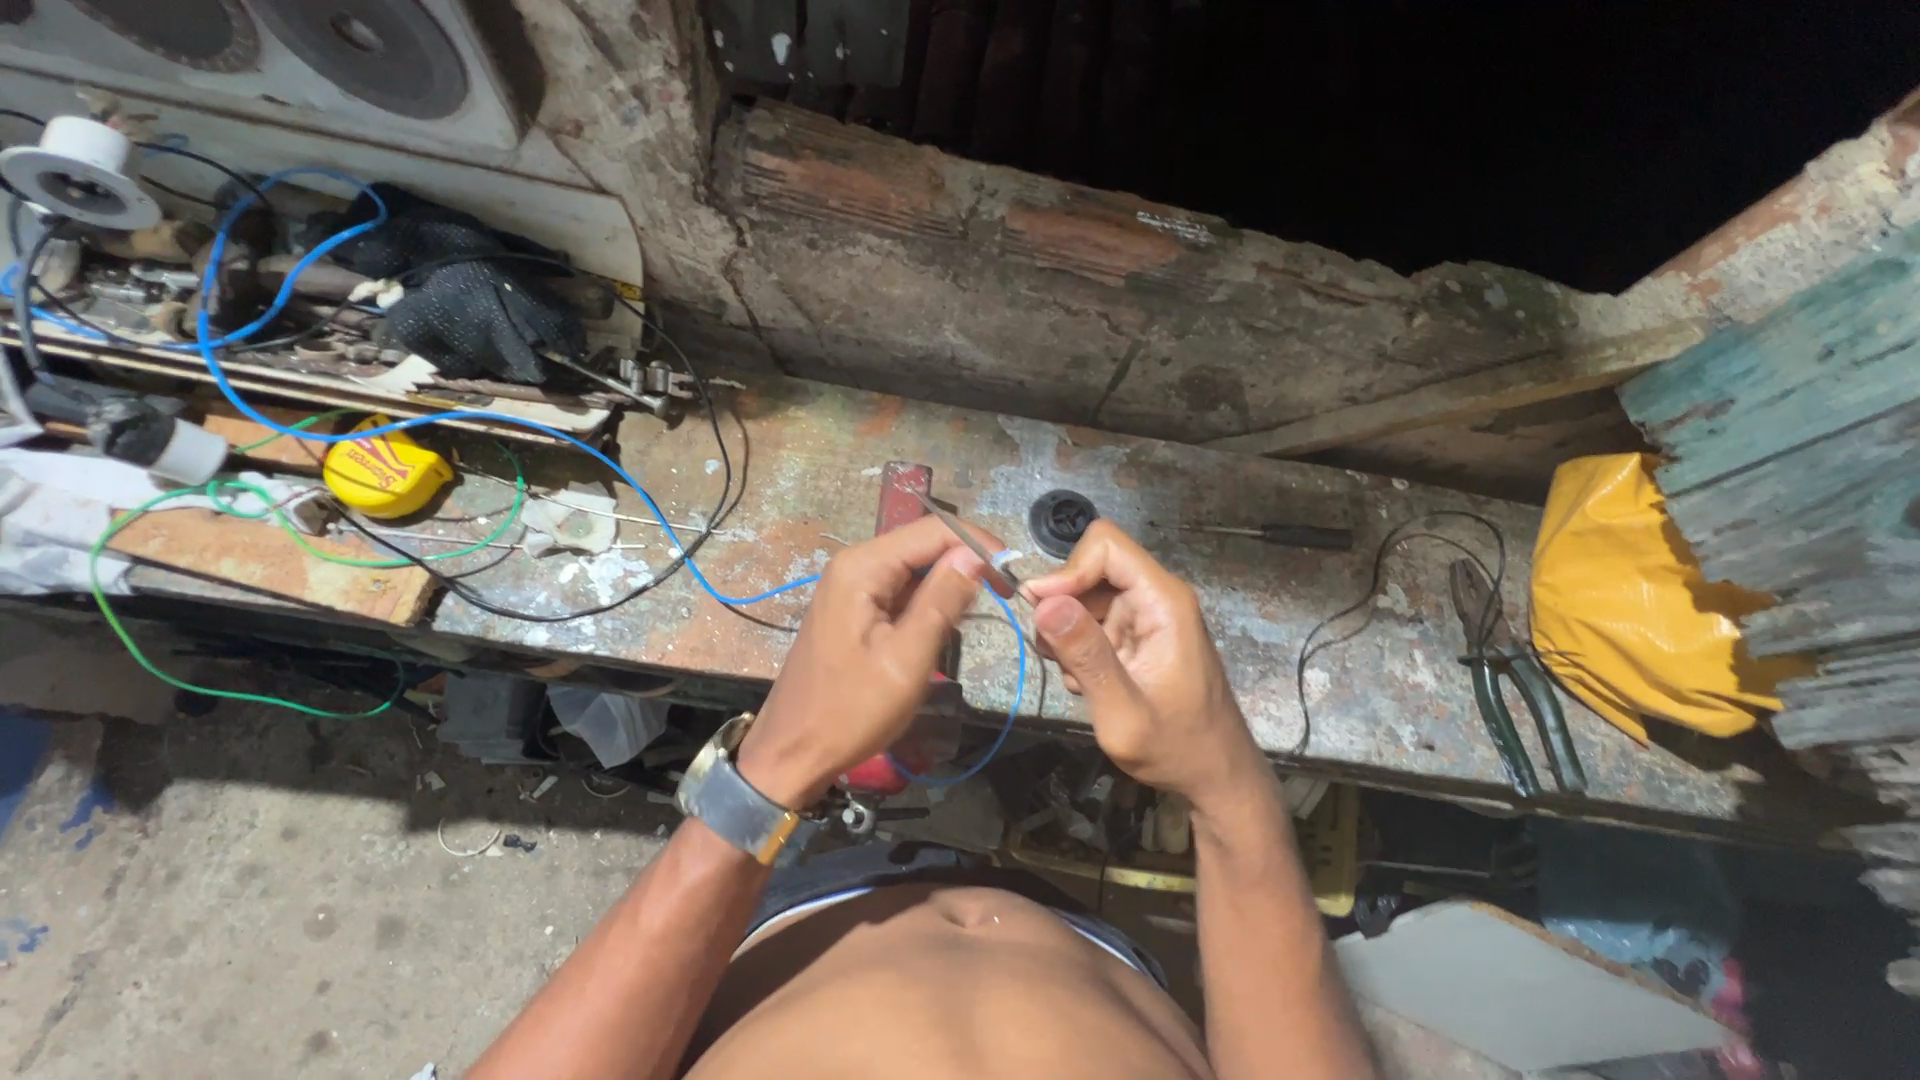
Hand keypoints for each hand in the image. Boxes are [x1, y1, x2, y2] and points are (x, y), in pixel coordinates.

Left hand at [735, 515, 1004, 809]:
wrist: (795, 752)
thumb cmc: (850, 710)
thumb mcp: (907, 657)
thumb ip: (943, 600)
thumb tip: (977, 554)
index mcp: (863, 566)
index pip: (934, 530)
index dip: (980, 544)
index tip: (1015, 576)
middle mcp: (855, 564)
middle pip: (925, 545)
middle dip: (968, 563)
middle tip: (1007, 597)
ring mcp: (853, 586)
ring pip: (917, 569)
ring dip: (951, 585)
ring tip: (979, 615)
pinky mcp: (857, 609)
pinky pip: (902, 591)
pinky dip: (930, 603)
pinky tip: (946, 627)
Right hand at [1021, 520, 1264, 805]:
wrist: (1215, 777)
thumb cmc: (1177, 749)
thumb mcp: (1123, 712)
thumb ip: (1085, 655)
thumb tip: (1043, 602)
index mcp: (1164, 602)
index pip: (1105, 545)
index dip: (1068, 571)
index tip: (1041, 612)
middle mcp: (1157, 597)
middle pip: (1091, 569)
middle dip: (1062, 608)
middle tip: (1057, 657)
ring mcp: (1147, 616)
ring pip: (1086, 597)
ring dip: (1068, 634)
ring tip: (1079, 680)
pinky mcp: (1138, 635)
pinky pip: (1094, 621)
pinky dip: (1080, 648)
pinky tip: (1090, 684)